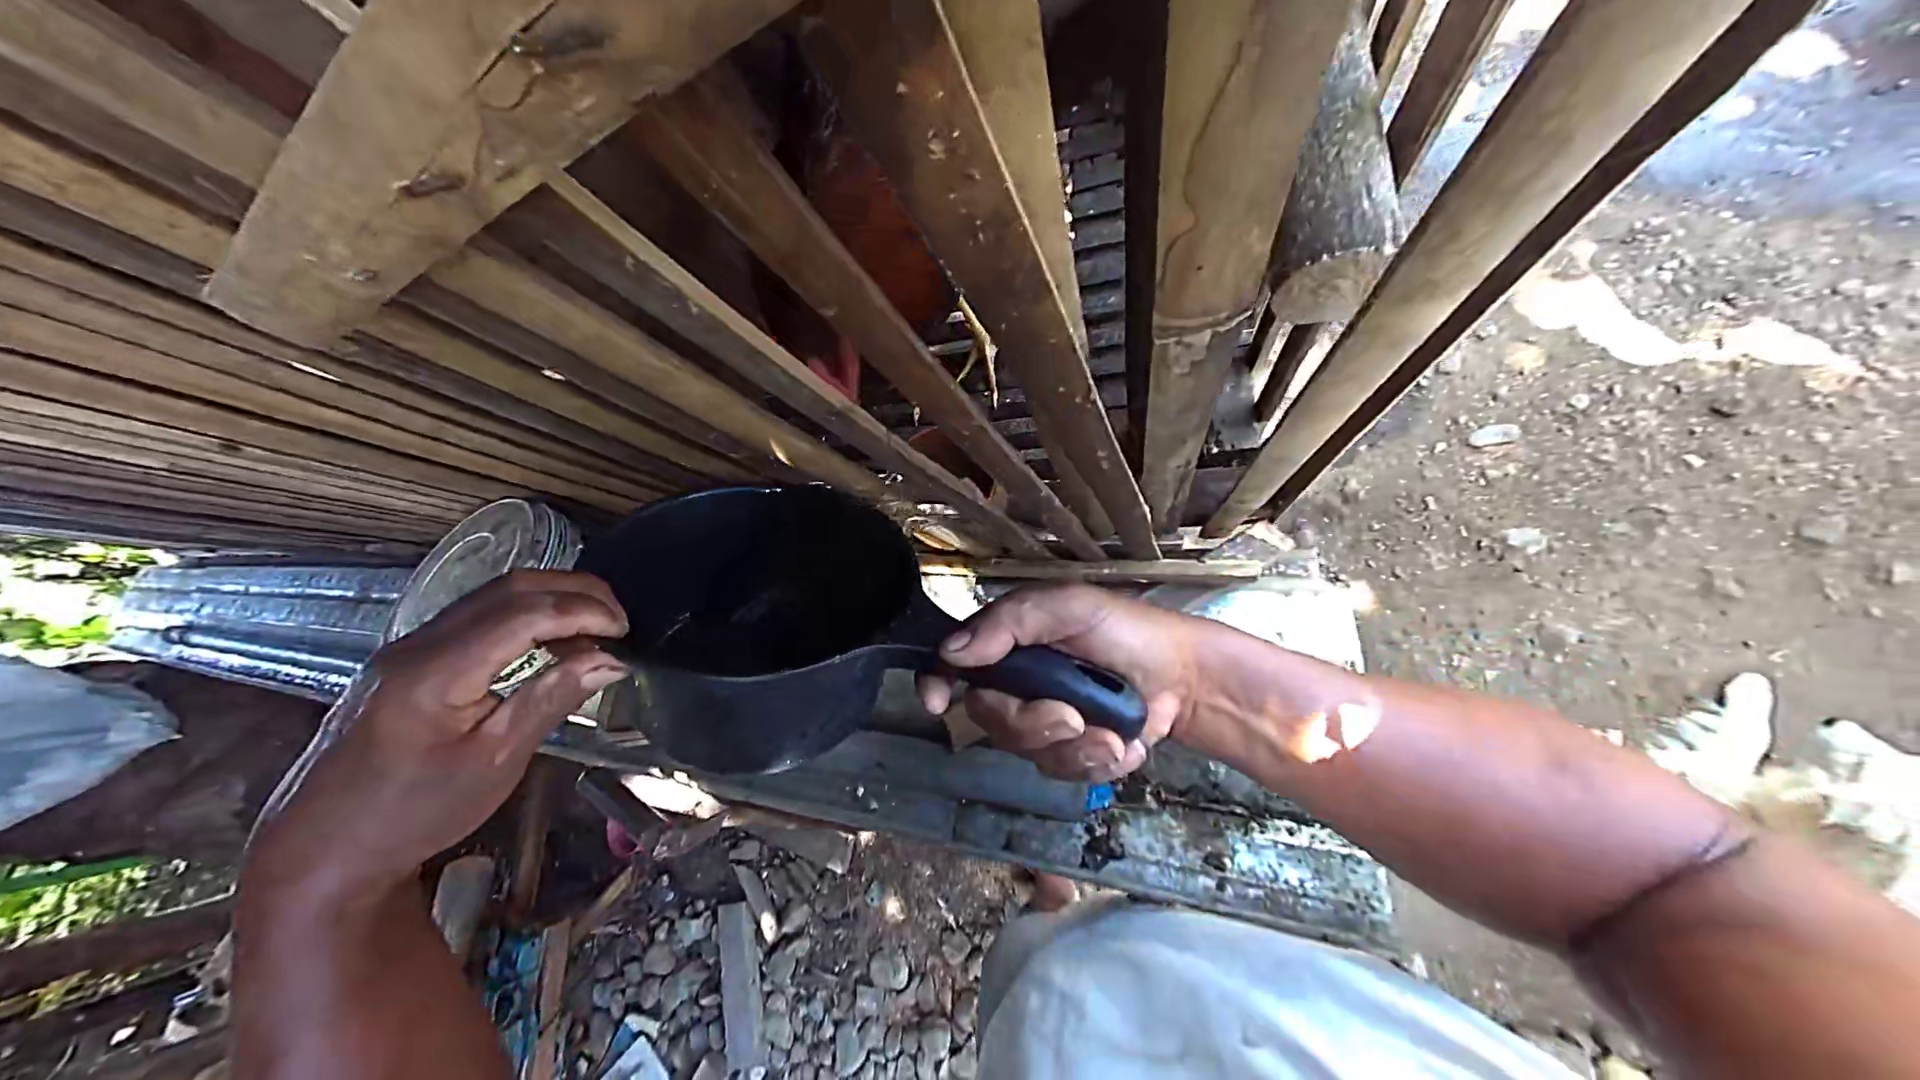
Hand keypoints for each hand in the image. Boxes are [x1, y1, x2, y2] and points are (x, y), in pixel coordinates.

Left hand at [247, 570, 628, 899]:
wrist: (323, 849)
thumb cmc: (414, 812)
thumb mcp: (496, 762)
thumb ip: (552, 698)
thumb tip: (611, 660)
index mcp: (437, 670)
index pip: (524, 613)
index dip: (583, 611)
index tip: (625, 632)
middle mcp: (419, 643)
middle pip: (510, 588)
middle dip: (576, 591)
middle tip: (620, 619)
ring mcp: (411, 647)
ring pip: (495, 595)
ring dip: (554, 599)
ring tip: (597, 626)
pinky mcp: (413, 659)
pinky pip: (481, 616)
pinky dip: (529, 615)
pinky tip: (553, 642)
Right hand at [917, 584, 1202, 781]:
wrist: (1183, 676)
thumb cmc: (1124, 630)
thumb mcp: (1070, 608)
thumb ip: (1012, 622)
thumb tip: (953, 653)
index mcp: (1007, 645)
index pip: (951, 665)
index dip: (934, 683)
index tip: (936, 703)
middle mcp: (1016, 685)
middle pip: (989, 718)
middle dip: (1031, 723)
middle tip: (1072, 715)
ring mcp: (1042, 722)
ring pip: (1027, 752)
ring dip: (1074, 748)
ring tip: (1114, 734)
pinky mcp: (1071, 754)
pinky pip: (1064, 773)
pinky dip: (1098, 763)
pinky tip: (1125, 746)